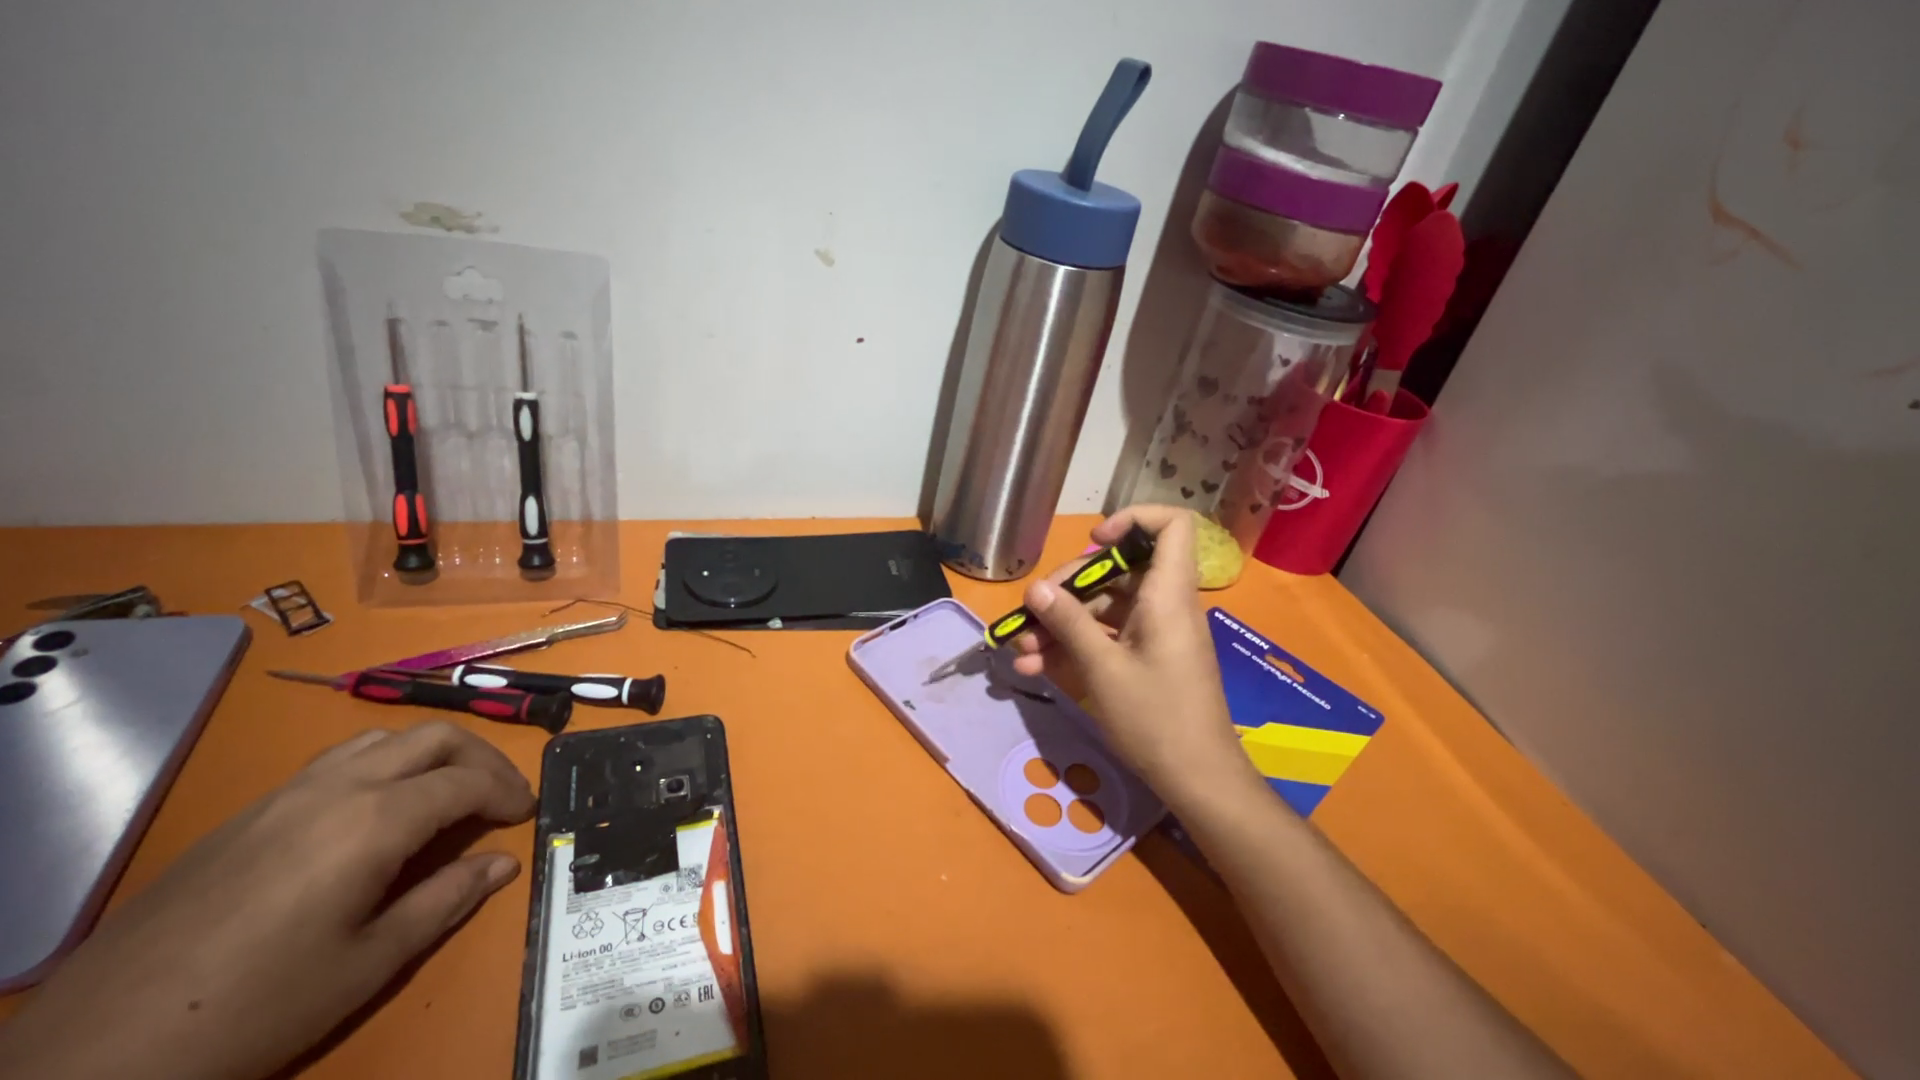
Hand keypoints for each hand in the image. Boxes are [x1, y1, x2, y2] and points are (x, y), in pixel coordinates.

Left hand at [0, 721, 536, 1079]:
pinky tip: (382, 811)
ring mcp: (287, 793)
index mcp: (373, 821)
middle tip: (504, 797)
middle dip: (482, 758)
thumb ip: (446, 901)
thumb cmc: (262, 1002)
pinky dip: (385, 765)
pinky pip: (338, 761)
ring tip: (452, 794)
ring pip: (382, 739)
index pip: (465, 782)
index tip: (528, 816)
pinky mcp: (252, 811)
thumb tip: (502, 863)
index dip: (508, 792)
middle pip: (431, 737)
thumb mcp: (370, 962)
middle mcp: (335, 787)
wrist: (110, 1037)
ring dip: (432, 753)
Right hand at [1010, 506, 1256, 803]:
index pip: (1172, 526)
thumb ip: (1068, 623)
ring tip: (1021, 651)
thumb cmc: (1155, 717)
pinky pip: (1108, 638)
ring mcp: (1155, 635)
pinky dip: (1074, 648)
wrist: (1197, 778)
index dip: (1133, 521)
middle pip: (1118, 571)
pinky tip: (1035, 668)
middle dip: (1068, 589)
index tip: (1093, 544)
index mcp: (1168, 595)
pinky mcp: (1146, 661)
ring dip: (1061, 625)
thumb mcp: (1102, 668)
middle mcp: (1165, 606)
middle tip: (1031, 614)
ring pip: (1105, 609)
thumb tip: (1034, 590)